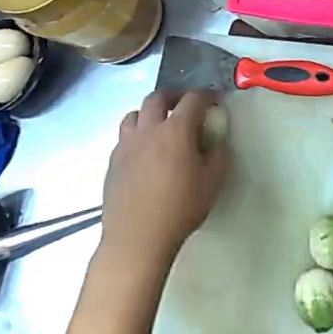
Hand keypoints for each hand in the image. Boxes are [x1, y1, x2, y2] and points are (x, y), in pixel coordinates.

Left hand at [99, 90, 230, 270]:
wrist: (137, 238)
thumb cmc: (180, 209)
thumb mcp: (213, 183)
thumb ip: (219, 155)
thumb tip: (218, 141)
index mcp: (176, 130)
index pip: (193, 99)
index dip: (206, 95)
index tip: (214, 101)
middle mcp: (148, 129)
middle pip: (157, 97)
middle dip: (174, 96)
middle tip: (184, 105)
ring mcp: (126, 144)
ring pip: (134, 114)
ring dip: (149, 113)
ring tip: (159, 126)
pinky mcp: (113, 161)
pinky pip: (124, 138)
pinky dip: (136, 136)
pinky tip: (143, 153)